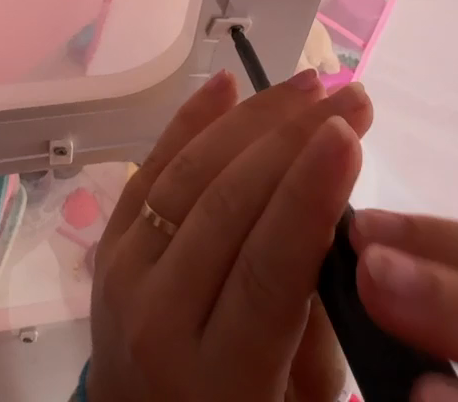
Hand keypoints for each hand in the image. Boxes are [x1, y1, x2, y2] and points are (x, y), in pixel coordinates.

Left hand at [87, 68, 372, 401]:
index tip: (347, 133)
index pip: (266, 268)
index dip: (306, 193)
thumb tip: (323, 218)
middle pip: (225, 204)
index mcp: (215, 377)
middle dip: (293, 138)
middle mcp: (155, 313)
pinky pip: (149, 170)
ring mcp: (121, 271)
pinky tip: (227, 85)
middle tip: (351, 97)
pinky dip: (188, 123)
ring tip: (310, 84)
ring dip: (252, 119)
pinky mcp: (106, 243)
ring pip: (188, 174)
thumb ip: (311, 323)